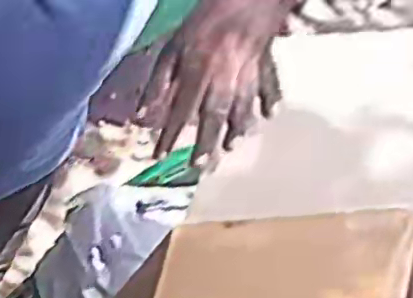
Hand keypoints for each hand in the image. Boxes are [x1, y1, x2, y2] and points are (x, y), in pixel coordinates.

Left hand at [137, 0, 288, 164]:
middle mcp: (224, 74)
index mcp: (197, 72)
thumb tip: (141, 116)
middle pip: (215, 113)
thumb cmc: (204, 19)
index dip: (168, 136)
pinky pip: (270, 79)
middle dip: (207, 140)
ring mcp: (248, 65)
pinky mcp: (266, 55)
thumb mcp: (171, 48)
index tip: (158, 157)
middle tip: (199, 164)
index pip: (180, 112)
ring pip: (243, 101)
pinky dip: (271, 96)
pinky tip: (271, 114)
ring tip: (231, 146)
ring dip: (237, 125)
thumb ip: (156, 83)